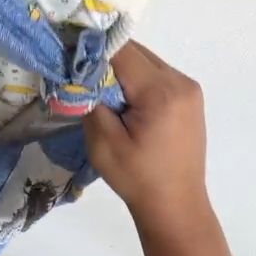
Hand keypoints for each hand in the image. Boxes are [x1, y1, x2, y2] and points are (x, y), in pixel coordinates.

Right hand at [83, 41, 212, 233]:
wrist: (176, 205)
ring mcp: (189, 88)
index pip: (120, 51)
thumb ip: (90, 98)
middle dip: (105, 59)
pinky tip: (122, 100)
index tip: (67, 56)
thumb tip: (78, 71)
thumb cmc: (136, 177)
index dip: (91, 50)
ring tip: (101, 92)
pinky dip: (135, 77)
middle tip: (80, 77)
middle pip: (134, 50)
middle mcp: (180, 82)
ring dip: (120, 68)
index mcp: (161, 93)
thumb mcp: (102, 140)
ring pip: (144, 59)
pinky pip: (155, 72)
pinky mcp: (189, 96)